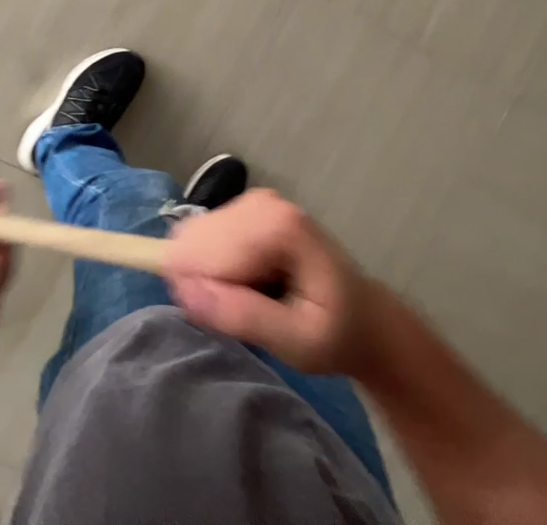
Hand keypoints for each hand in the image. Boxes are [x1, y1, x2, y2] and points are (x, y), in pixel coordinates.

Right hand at [163, 189, 379, 374]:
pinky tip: (244, 285)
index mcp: (281, 226)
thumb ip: (242, 316)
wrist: (362, 319)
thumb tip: (185, 289)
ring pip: (193, 238)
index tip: (214, 319)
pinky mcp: (245, 211)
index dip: (199, 287)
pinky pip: (201, 238)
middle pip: (194, 238)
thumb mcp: (296, 343)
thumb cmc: (336, 335)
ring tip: (246, 300)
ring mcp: (253, 203)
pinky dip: (211, 268)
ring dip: (206, 276)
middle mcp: (263, 203)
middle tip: (236, 314)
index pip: (205, 249)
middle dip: (202, 281)